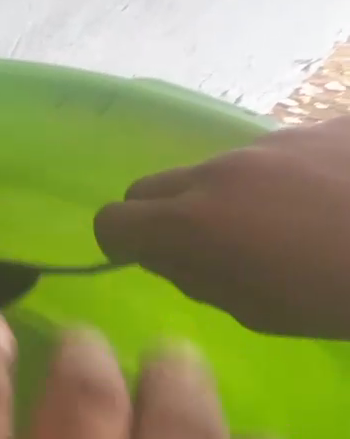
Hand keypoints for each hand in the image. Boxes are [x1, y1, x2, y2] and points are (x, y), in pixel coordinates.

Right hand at [95, 116, 349, 338]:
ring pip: (223, 169)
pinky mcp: (335, 124)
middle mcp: (218, 173)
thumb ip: (203, 280)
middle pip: (151, 187)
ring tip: (309, 222)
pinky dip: (302, 175)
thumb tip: (183, 259)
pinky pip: (290, 151)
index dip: (125, 244)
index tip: (155, 262)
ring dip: (240, 194)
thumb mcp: (265, 313)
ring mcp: (279, 142)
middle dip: (167, 214)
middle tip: (222, 244)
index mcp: (190, 224)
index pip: (110, 223)